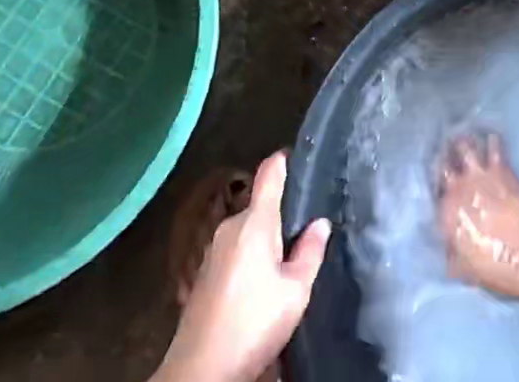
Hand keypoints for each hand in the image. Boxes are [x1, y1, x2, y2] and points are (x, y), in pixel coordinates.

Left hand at [156, 152, 331, 381]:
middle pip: (261, 204)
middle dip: (284, 211)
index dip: (286, 160)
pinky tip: (265, 282)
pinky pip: (236, 250)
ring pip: (249, 230)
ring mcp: (213, 251)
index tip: (304, 157)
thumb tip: (320, 222)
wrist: (198, 373)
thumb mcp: (295, 291)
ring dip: (268, 238)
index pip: (270, 172)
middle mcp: (230, 227)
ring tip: (292, 255)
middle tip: (310, 225)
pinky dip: (253, 256)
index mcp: (254, 221)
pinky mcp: (205, 275)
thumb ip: (309, 252)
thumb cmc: (253, 323)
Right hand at [436, 132, 518, 299]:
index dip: (434, 182)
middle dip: (443, 155)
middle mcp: (459, 189)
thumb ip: (451, 252)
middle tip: (443, 146)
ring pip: (466, 149)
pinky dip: (492, 141)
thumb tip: (447, 247)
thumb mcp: (462, 269)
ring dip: (464, 142)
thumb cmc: (495, 268)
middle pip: (445, 164)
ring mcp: (481, 176)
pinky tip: (492, 135)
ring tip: (462, 134)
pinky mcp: (503, 171)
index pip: (434, 191)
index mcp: (446, 213)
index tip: (435, 176)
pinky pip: (495, 149)